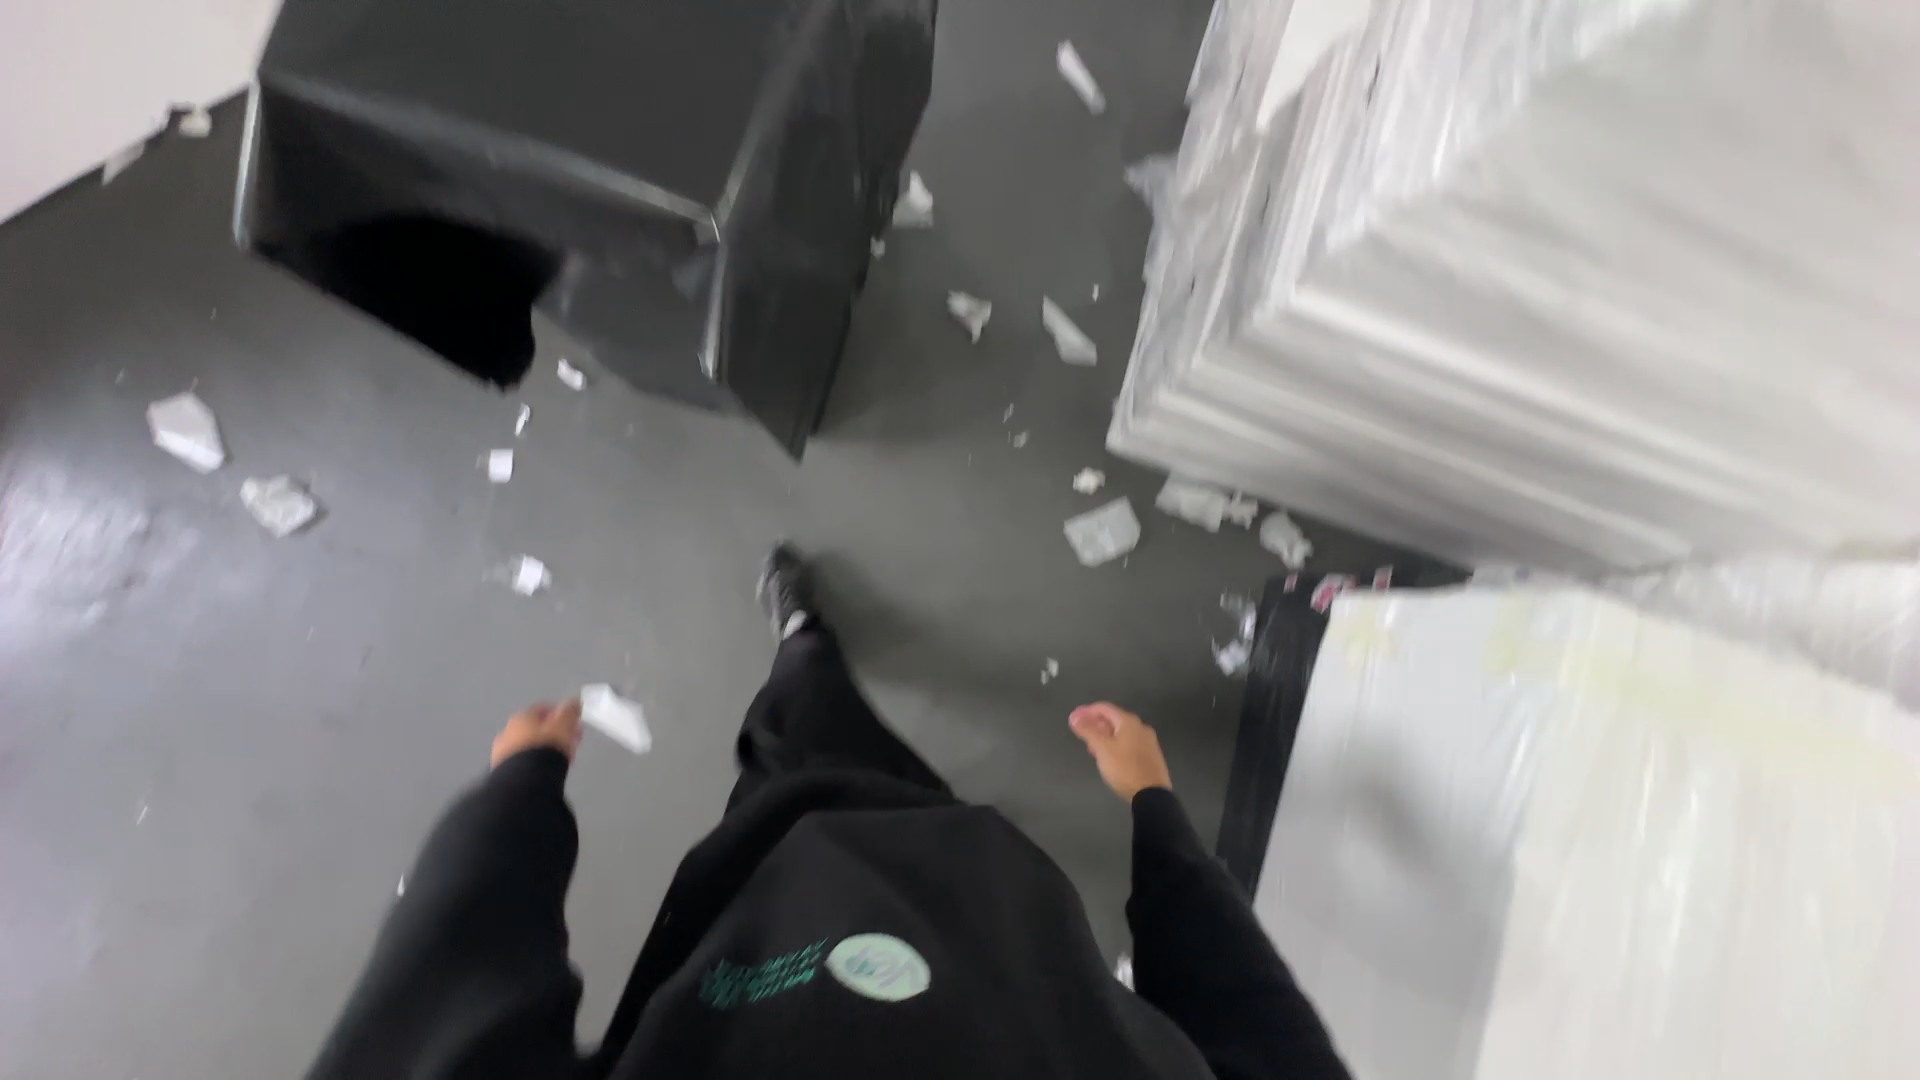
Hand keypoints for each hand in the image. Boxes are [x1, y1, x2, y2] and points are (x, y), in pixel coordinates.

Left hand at [491, 699, 583, 767]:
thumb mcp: (565, 724)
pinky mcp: (503, 770)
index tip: (573, 722)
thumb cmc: (547, 746)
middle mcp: (508, 731)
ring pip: (529, 744)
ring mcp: (502, 752)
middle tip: (569, 738)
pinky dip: (535, 760)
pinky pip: (524, 760)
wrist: (525, 780)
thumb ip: (570, 711)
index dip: (560, 714)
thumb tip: (574, 702)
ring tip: (560, 755)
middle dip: (553, 731)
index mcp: (522, 716)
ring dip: (544, 746)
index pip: (543, 709)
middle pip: (535, 727)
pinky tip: (546, 767)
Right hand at [1069, 702, 1171, 801]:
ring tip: (1092, 748)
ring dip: (1104, 736)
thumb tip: (1075, 717)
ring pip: (1121, 733)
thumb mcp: (1102, 748)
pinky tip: (1109, 757)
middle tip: (1081, 733)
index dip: (1087, 711)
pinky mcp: (1151, 755)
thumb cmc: (1124, 767)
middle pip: (1114, 719)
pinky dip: (1115, 744)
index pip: (1104, 708)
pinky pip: (1129, 743)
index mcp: (1129, 722)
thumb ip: (1088, 730)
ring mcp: (1148, 742)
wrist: (1152, 795)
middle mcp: (1140, 727)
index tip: (1073, 718)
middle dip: (1095, 724)